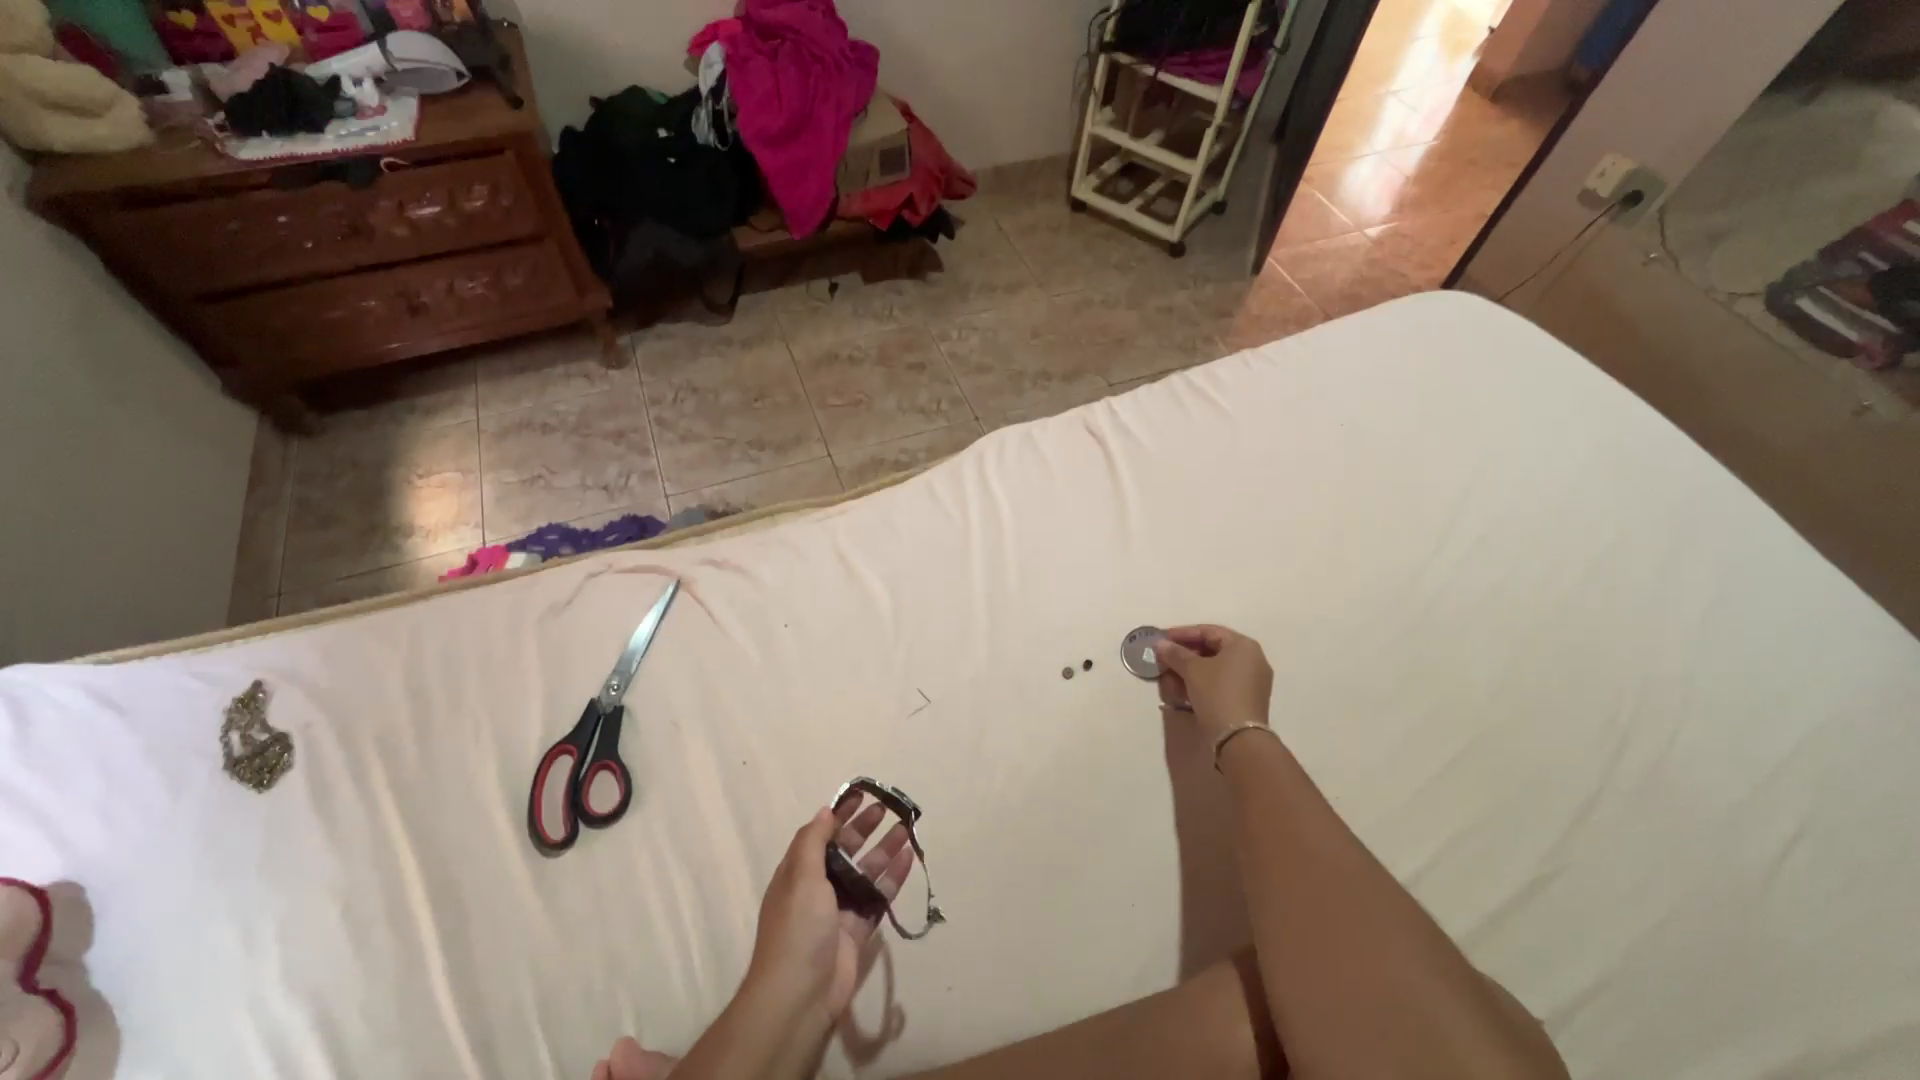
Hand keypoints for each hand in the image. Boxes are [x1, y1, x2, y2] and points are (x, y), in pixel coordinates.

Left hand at [743, 800, 916, 1028]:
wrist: (800, 994)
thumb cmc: (798, 928)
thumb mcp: (801, 877)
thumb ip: (814, 842)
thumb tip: (825, 811)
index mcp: (797, 873)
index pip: (820, 835)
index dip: (839, 814)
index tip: (861, 795)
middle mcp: (817, 888)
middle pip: (844, 851)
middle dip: (864, 829)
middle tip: (888, 809)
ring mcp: (838, 911)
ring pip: (865, 873)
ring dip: (883, 851)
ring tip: (906, 830)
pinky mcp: (857, 931)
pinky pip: (877, 898)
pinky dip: (892, 879)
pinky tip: (908, 860)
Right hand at [1153, 624, 1273, 739]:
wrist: (1238, 737)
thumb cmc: (1217, 693)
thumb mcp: (1192, 670)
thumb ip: (1175, 654)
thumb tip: (1160, 644)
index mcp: (1243, 645)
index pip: (1209, 631)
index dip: (1182, 633)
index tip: (1162, 639)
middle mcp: (1253, 659)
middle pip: (1213, 649)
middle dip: (1185, 654)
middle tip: (1165, 658)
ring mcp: (1253, 680)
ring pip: (1216, 667)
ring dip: (1191, 669)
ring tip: (1171, 675)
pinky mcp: (1248, 698)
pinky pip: (1222, 682)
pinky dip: (1203, 682)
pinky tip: (1185, 689)